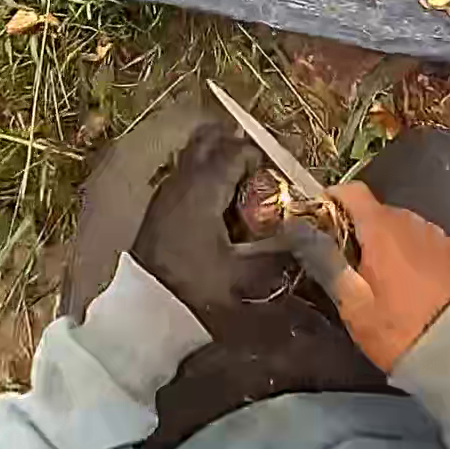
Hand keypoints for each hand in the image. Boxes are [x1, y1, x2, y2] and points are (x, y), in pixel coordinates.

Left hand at [130, 126, 292, 329]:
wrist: (144, 309)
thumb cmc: (193, 288)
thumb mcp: (240, 274)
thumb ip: (276, 253)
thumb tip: (305, 237)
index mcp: (204, 187)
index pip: (235, 151)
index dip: (259, 154)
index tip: (278, 169)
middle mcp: (184, 178)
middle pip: (210, 139)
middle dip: (236, 143)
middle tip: (259, 163)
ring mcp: (168, 188)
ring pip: (195, 151)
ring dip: (219, 154)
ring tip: (242, 177)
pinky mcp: (160, 202)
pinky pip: (187, 169)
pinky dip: (205, 170)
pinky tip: (220, 198)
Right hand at [325, 181, 449, 371]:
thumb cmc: (399, 329)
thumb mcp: (353, 302)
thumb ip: (325, 259)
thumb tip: (298, 227)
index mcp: (382, 226)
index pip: (351, 191)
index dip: (331, 200)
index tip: (319, 222)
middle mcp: (410, 219)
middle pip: (375, 211)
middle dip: (357, 229)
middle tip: (347, 264)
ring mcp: (435, 233)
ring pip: (399, 227)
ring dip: (385, 242)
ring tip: (380, 280)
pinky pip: (421, 241)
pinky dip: (409, 252)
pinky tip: (410, 284)